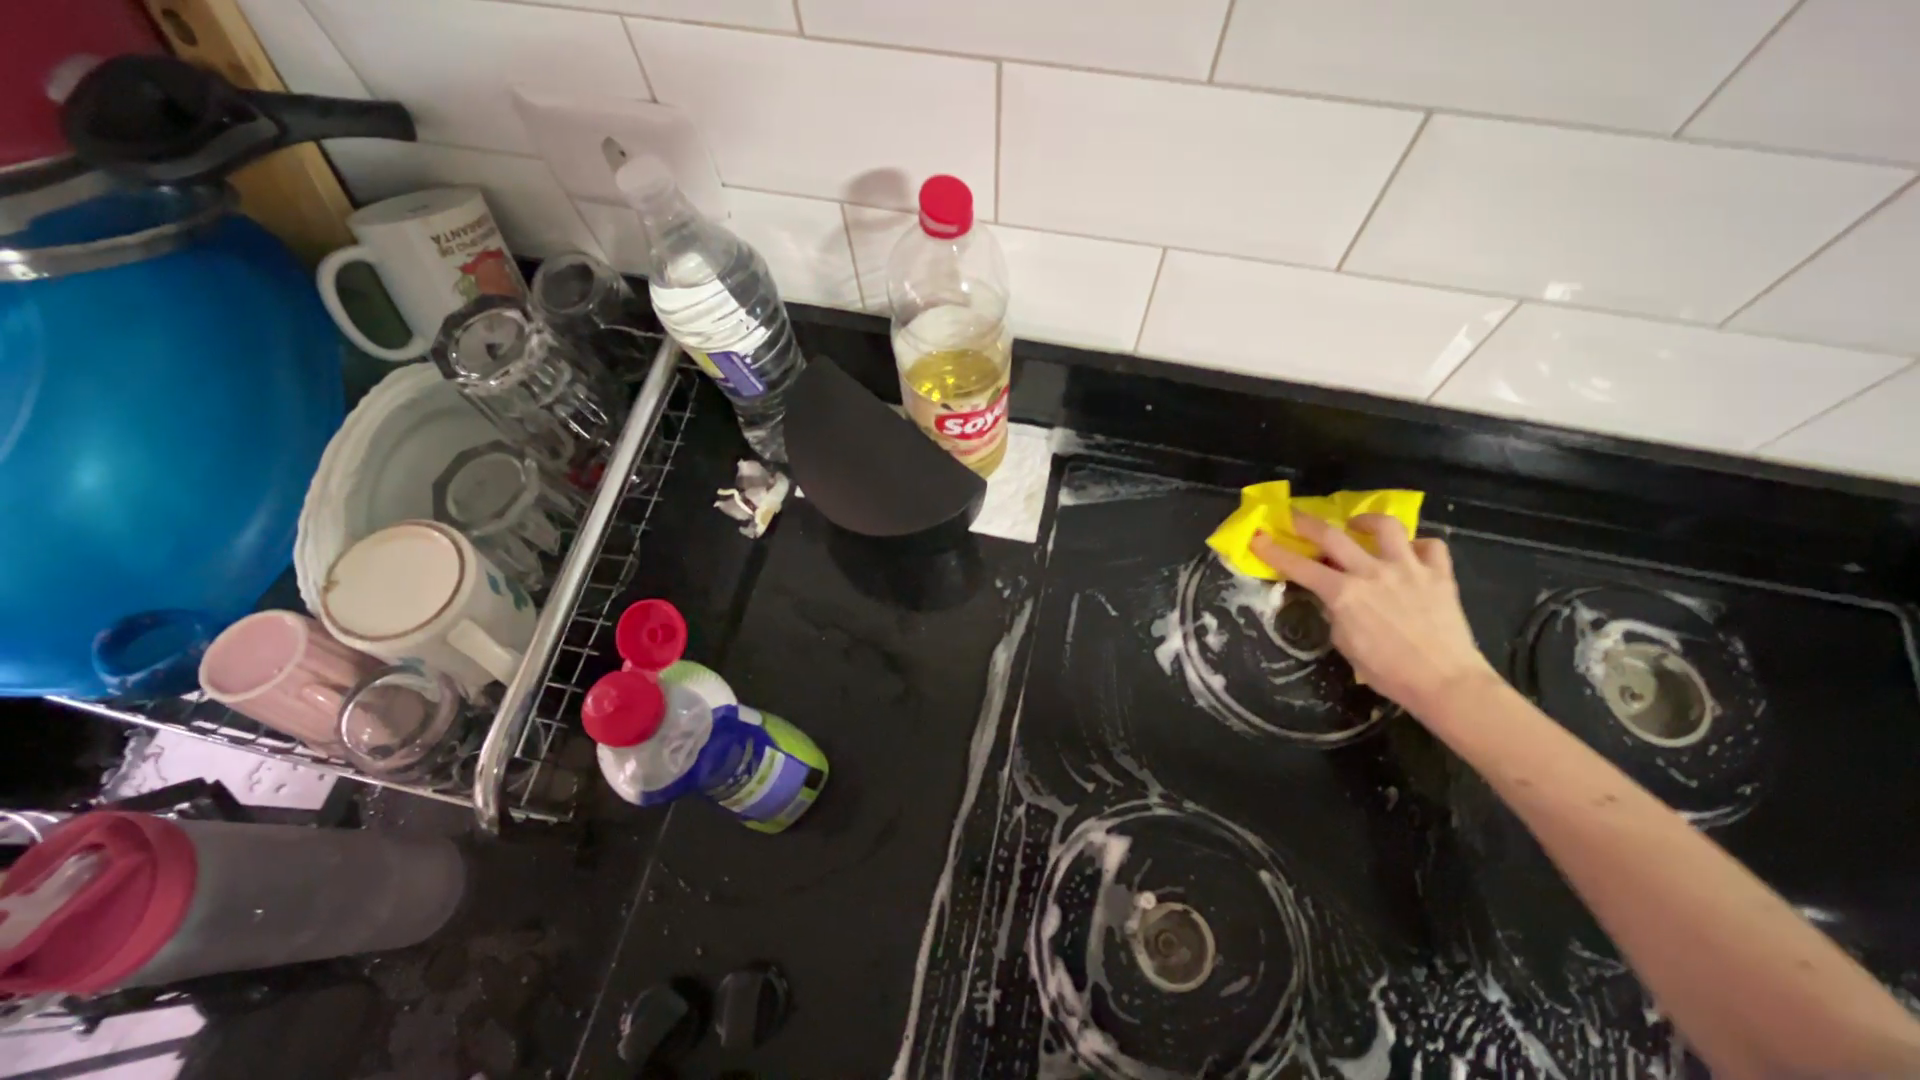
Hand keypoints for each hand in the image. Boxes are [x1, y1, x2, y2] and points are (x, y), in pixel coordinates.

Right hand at [1249, 512, 1494, 717]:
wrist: (1444, 681)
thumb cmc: (1389, 672)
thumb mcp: (1347, 646)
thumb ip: (1336, 615)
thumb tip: (1334, 599)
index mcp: (1344, 594)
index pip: (1300, 567)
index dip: (1274, 551)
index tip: (1258, 539)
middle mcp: (1372, 572)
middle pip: (1332, 535)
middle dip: (1306, 523)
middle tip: (1294, 516)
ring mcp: (1408, 568)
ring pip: (1385, 527)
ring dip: (1366, 521)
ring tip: (1358, 525)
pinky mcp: (1439, 574)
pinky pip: (1430, 546)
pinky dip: (1418, 546)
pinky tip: (1411, 554)